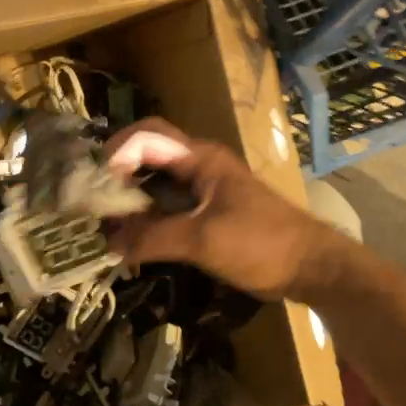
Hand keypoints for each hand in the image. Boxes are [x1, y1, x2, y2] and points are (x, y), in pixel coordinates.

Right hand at [103, 118, 337, 299]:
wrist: (314, 269)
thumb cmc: (262, 244)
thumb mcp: (202, 240)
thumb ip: (152, 238)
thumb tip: (107, 243)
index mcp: (200, 158)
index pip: (146, 136)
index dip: (116, 153)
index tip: (96, 183)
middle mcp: (198, 166)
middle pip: (145, 156)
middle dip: (115, 176)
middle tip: (92, 203)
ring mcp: (203, 189)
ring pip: (153, 183)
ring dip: (127, 200)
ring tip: (104, 224)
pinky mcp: (206, 213)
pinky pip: (165, 206)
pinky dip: (144, 218)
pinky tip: (129, 240)